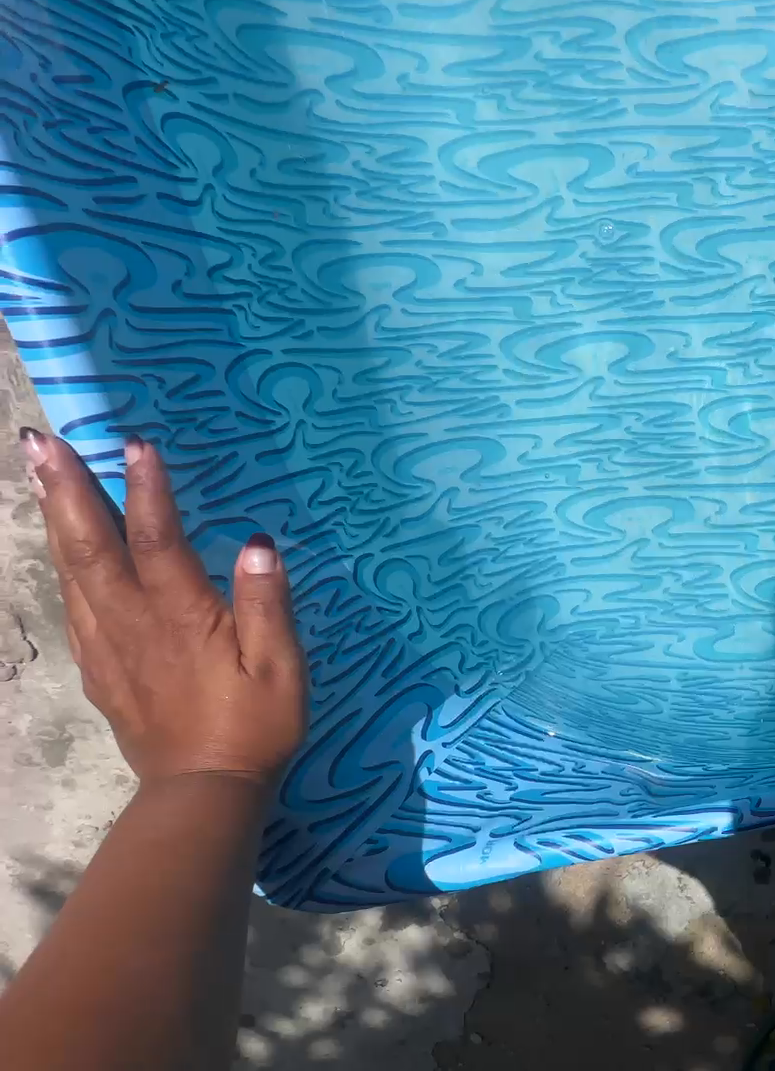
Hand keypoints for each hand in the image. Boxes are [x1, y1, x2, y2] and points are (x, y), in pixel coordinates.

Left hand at [19, 427, 307, 785]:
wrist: (205, 785)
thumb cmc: (258, 720)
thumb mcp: (282, 663)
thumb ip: (268, 603)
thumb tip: (259, 543)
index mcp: (181, 618)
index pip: (157, 542)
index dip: (147, 492)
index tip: (138, 445)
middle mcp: (131, 623)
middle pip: (89, 547)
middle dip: (65, 491)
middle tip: (40, 442)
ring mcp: (107, 645)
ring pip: (71, 571)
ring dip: (55, 519)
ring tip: (43, 477)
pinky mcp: (100, 665)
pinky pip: (74, 603)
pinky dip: (64, 564)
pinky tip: (65, 550)